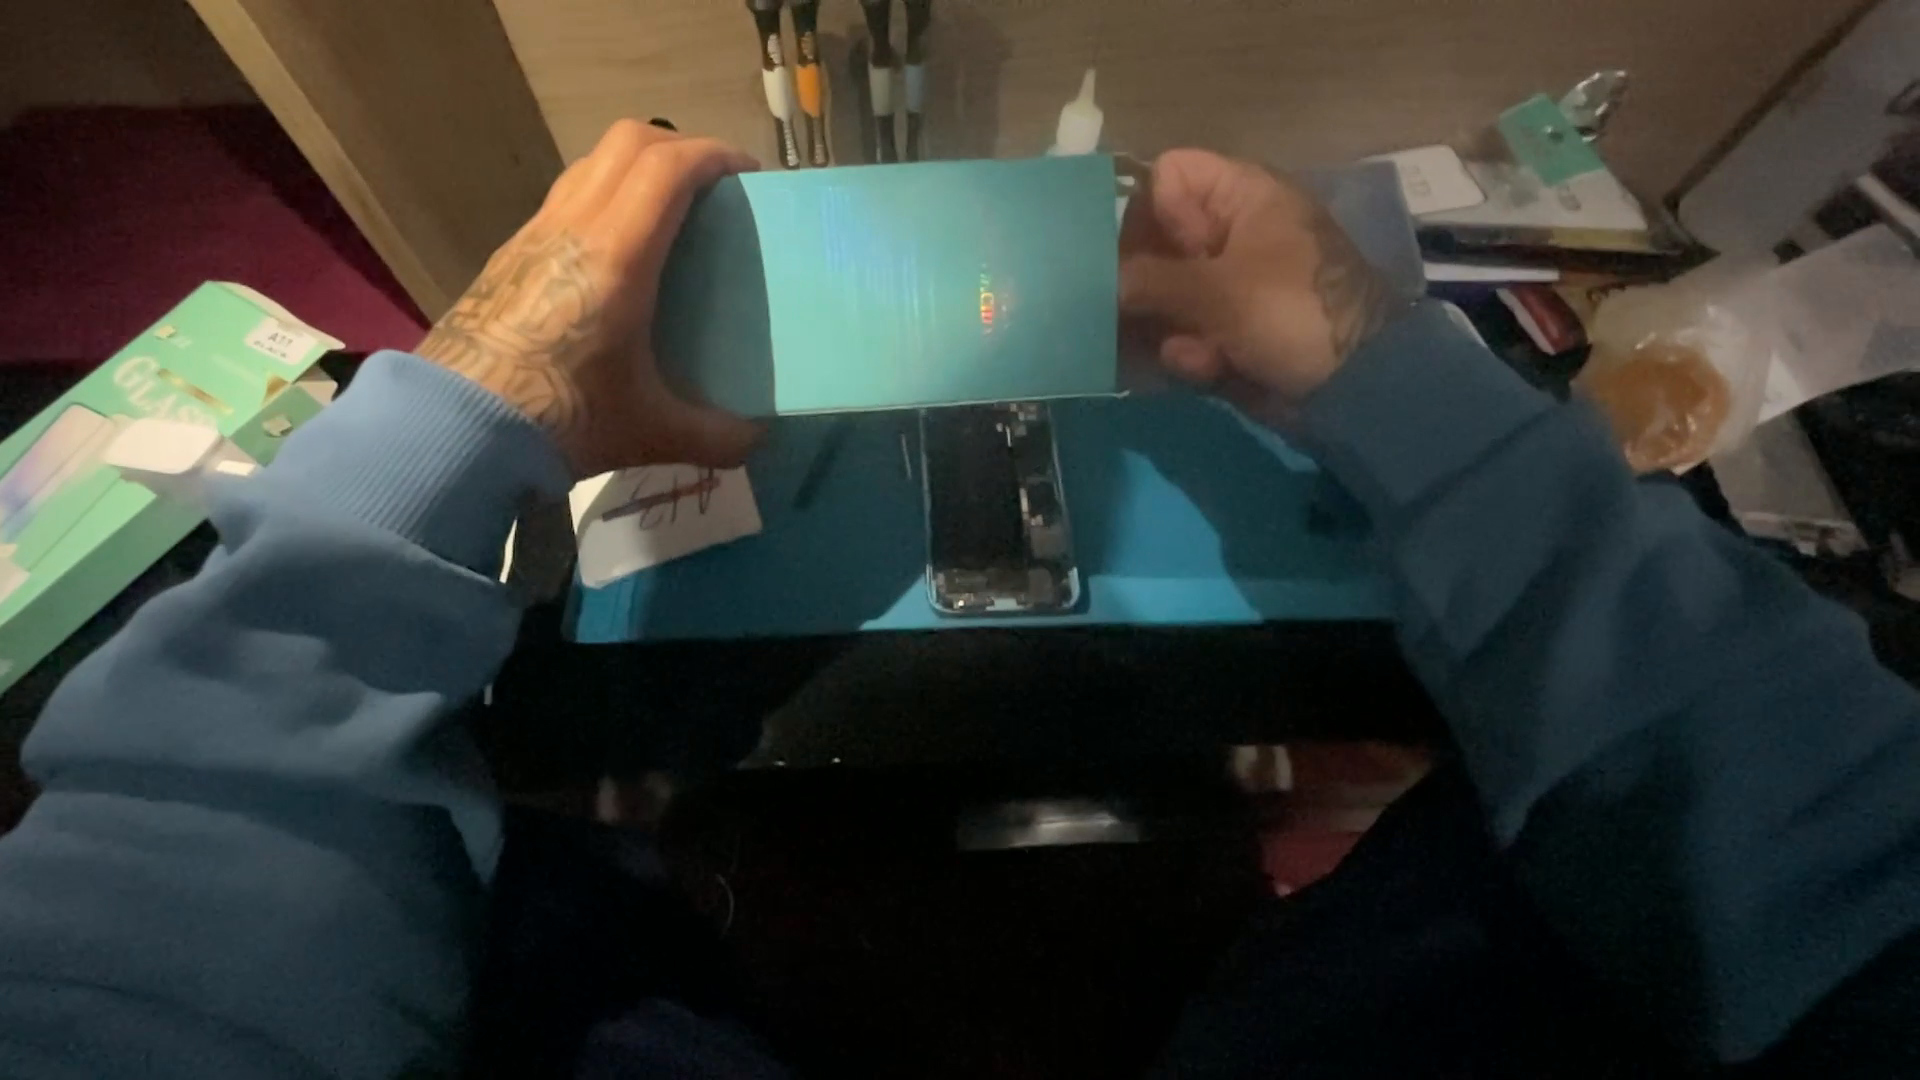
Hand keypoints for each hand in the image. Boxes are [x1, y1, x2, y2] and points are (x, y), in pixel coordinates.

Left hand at [415, 120, 762, 476]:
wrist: (456, 428)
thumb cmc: (564, 420)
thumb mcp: (655, 435)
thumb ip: (719, 438)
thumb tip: (759, 437)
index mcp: (616, 258)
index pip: (667, 168)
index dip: (714, 156)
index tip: (749, 174)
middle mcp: (573, 228)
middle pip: (628, 143)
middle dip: (682, 148)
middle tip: (718, 188)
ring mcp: (535, 234)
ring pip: (592, 164)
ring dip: (641, 167)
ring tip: (675, 212)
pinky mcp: (512, 253)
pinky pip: (569, 195)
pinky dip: (609, 195)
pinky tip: (625, 251)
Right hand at [1120, 149, 1400, 415]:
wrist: (1353, 384)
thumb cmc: (1291, 313)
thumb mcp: (1219, 290)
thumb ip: (1150, 280)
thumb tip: (1097, 284)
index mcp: (1240, 198)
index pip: (1169, 175)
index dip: (1143, 208)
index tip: (1123, 251)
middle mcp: (1229, 234)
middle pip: (1158, 242)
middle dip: (1144, 283)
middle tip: (1128, 311)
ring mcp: (1228, 285)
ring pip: (1164, 295)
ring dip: (1168, 328)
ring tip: (1189, 351)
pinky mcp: (1227, 329)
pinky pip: (1186, 332)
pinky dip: (1191, 353)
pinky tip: (1207, 368)